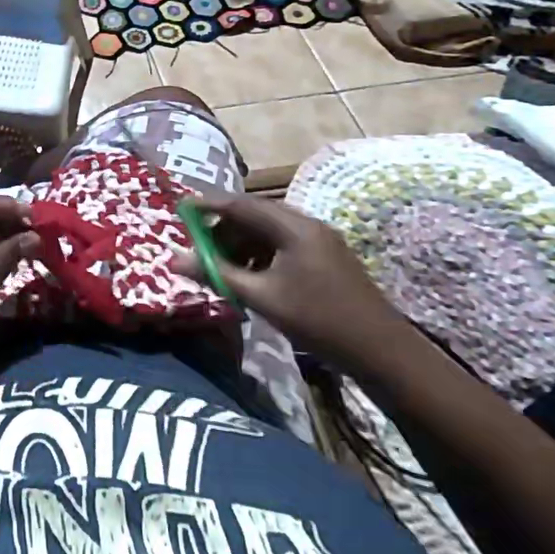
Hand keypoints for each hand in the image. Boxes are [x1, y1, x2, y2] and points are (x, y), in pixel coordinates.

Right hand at [172, 192, 397, 370]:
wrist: (380, 349)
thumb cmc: (318, 320)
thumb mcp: (261, 298)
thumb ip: (217, 274)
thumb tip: (174, 261)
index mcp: (292, 226)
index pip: (240, 204)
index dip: (208, 204)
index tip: (181, 209)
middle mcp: (306, 222)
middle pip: (255, 213)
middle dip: (224, 227)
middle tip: (198, 246)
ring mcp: (319, 237)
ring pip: (269, 229)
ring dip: (242, 242)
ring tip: (222, 266)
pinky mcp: (326, 254)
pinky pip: (284, 242)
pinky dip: (261, 252)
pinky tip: (251, 276)